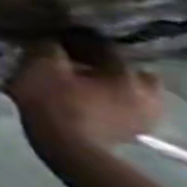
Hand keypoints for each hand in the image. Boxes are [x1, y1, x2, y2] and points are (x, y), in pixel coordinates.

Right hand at [11, 41, 163, 151]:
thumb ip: (46, 46)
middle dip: (102, 64)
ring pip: (130, 89)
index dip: (76, 38)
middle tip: (75, 61)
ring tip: (81, 82)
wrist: (68, 148)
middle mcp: (146, 92)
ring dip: (108, 83)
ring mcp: (147, 115)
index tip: (54, 37)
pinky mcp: (137, 131)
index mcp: (125, 73)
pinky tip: (88, 101)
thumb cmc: (52, 101)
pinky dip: (110, 101)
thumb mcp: (39, 65)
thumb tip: (50, 40)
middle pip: (126, 68)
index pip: (102, 45)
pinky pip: (127, 107)